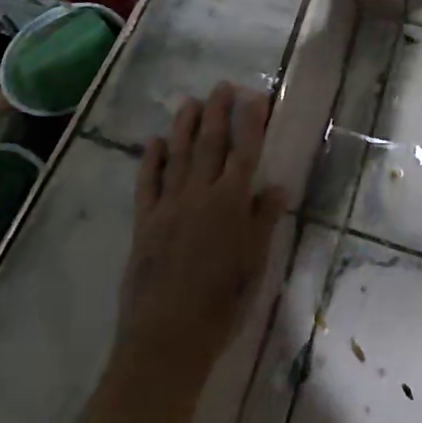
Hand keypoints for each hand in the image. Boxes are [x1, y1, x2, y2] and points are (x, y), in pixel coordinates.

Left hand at [83, 83, 286, 422]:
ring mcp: (169, 206)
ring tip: (190, 102)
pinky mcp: (144, 222)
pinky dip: (150, 160)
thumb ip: (263, 219)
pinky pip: (147, 184)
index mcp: (231, 203)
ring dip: (184, 126)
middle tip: (221, 85)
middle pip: (210, 144)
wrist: (168, 336)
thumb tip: (277, 185)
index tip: (255, 96)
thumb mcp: (254, 262)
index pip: (244, 151)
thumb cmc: (221, 302)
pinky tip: (153, 142)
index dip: (251, 121)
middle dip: (217, 112)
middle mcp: (200, 195)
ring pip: (177, 156)